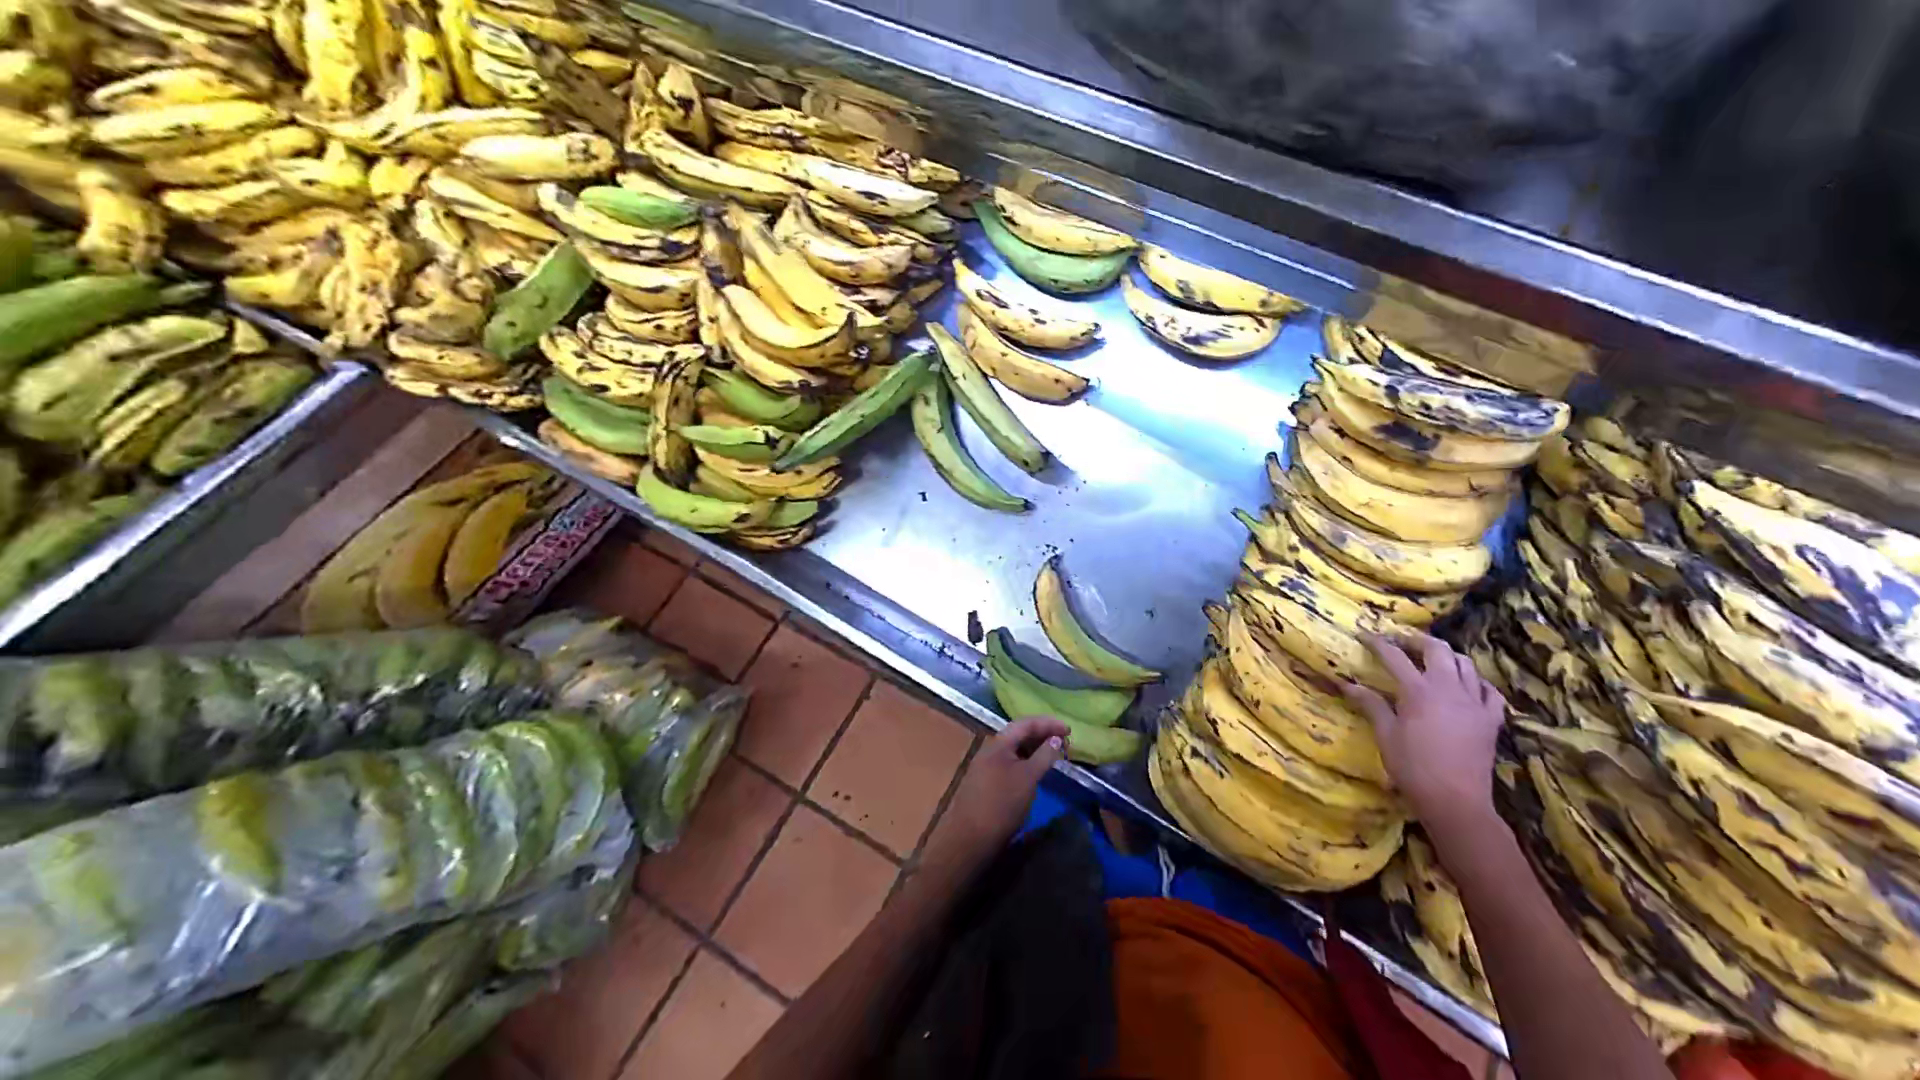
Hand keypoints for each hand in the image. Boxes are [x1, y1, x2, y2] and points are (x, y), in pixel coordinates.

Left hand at [918, 716, 1066, 878]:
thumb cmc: (1002, 804)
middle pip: (1019, 735)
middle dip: (1043, 736)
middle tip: (1065, 744)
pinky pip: (1010, 764)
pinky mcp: (986, 783)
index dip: (1049, 723)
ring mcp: (986, 767)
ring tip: (1054, 757)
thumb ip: (1044, 756)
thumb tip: (1055, 738)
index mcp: (998, 743)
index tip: (1070, 731)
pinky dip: (1026, 763)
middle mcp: (990, 750)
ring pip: (1014, 751)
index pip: (1026, 723)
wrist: (970, 837)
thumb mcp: (1028, 778)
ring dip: (1035, 750)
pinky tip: (1036, 773)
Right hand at [1342, 633, 1505, 828]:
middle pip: (1437, 650)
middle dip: (1417, 640)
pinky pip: (1490, 690)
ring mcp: (1474, 702)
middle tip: (1402, 642)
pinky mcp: (1491, 719)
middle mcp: (1448, 688)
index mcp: (1418, 691)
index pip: (1394, 656)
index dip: (1377, 643)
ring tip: (1433, 658)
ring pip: (1466, 664)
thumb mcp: (1385, 735)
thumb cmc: (1412, 767)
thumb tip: (1347, 684)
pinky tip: (1468, 685)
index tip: (1364, 634)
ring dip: (1447, 655)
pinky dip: (1477, 681)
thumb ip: (1371, 705)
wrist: (1455, 799)